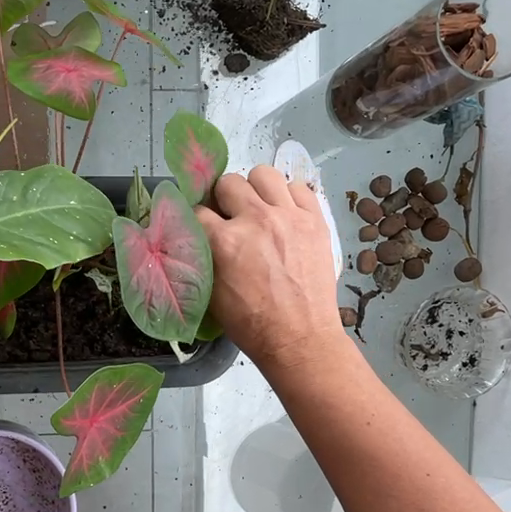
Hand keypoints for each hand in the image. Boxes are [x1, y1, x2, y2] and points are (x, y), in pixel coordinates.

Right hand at [197, 166, 347, 371]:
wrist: (298, 337)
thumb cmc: (250, 323)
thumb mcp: (211, 293)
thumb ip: (202, 257)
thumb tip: (196, 237)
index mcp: (225, 241)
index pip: (197, 210)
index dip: (196, 220)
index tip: (200, 230)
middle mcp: (256, 219)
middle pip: (229, 182)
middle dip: (223, 200)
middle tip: (229, 218)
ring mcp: (289, 216)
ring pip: (264, 174)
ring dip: (255, 189)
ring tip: (257, 210)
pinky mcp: (314, 220)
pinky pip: (297, 187)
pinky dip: (286, 197)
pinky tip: (283, 216)